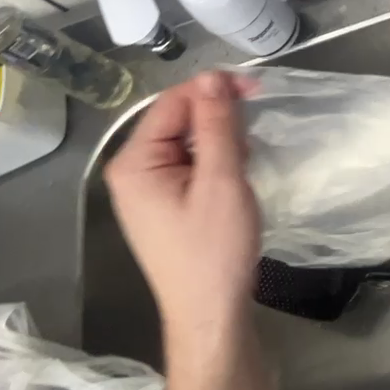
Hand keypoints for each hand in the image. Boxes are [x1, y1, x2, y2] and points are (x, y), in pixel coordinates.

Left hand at [103, 71, 261, 352]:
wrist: (211, 313)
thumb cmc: (214, 249)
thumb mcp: (222, 180)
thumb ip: (217, 124)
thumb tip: (213, 76)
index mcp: (135, 162)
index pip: (172, 102)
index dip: (214, 88)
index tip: (257, 87)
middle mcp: (132, 170)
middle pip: (177, 118)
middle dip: (218, 114)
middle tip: (257, 122)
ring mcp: (146, 188)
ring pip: (186, 139)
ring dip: (220, 136)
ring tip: (249, 152)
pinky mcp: (164, 202)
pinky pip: (188, 161)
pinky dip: (215, 157)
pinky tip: (237, 171)